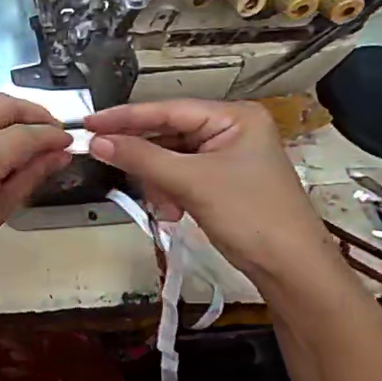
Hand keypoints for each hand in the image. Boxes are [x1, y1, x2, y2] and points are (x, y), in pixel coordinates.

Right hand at [83, 99, 343, 291]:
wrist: (291, 270)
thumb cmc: (252, 216)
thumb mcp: (192, 182)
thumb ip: (142, 158)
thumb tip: (98, 142)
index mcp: (234, 117)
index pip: (168, 110)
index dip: (126, 117)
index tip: (90, 123)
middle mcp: (230, 130)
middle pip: (167, 134)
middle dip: (145, 158)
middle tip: (109, 163)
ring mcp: (225, 158)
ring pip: (169, 159)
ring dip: (157, 182)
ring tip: (164, 206)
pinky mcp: (219, 182)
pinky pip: (179, 178)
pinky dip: (168, 193)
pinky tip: (172, 212)